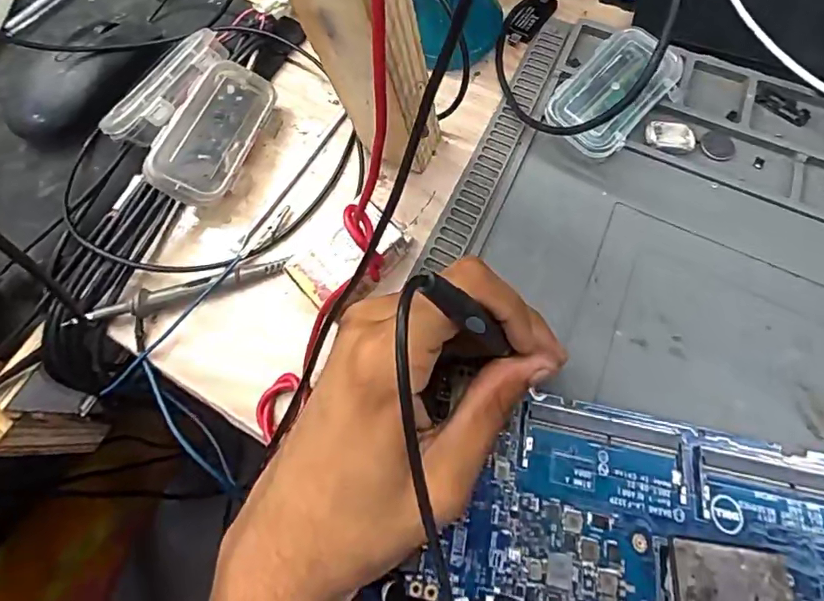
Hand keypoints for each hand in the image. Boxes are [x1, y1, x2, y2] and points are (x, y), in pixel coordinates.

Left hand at [214, 258, 566, 600]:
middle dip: (506, 319)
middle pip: (457, 285)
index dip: (514, 309)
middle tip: (535, 362)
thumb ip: (491, 408)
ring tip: (511, 370)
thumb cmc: (352, 521)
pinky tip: (475, 368)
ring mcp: (359, 328)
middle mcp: (367, 326)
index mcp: (384, 356)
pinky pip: (422, 314)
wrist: (286, 538)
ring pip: (443, 296)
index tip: (538, 349)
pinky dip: (457, 333)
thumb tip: (533, 363)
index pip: (464, 285)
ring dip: (484, 325)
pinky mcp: (358, 339)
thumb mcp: (441, 478)